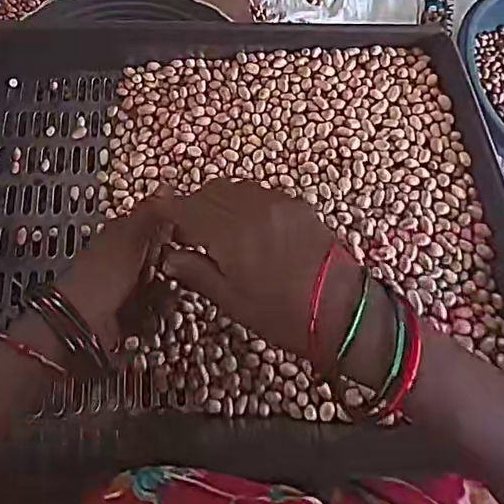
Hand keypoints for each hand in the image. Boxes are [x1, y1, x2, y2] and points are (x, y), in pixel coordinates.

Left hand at [52, 195, 172, 352]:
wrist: (82, 323)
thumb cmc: (101, 274)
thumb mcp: (130, 237)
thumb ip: (150, 214)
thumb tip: (167, 186)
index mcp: (120, 235)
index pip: (154, 225)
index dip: (173, 230)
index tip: (190, 236)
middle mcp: (124, 259)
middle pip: (161, 257)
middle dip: (174, 265)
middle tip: (179, 269)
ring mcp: (127, 287)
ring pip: (162, 284)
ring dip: (167, 291)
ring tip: (167, 294)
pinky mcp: (131, 315)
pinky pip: (156, 310)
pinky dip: (159, 313)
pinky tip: (158, 313)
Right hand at [151, 181, 344, 361]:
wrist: (346, 312)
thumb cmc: (284, 315)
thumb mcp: (232, 300)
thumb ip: (196, 272)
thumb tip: (169, 256)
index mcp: (229, 233)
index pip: (185, 208)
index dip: (166, 210)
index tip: (156, 217)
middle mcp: (250, 207)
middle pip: (206, 192)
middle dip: (191, 209)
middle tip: (189, 237)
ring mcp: (275, 202)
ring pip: (231, 188)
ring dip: (216, 203)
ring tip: (219, 234)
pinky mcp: (295, 204)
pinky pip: (257, 193)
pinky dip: (242, 203)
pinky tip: (248, 230)